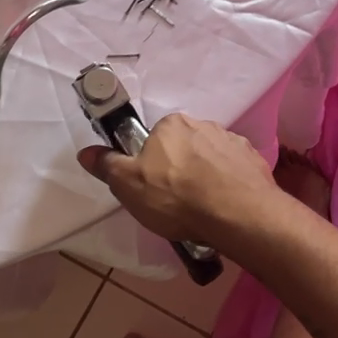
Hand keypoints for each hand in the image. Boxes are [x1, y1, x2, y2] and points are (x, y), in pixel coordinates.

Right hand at [77, 114, 284, 247]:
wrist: (237, 214)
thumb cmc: (177, 197)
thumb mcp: (129, 185)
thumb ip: (108, 165)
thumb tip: (85, 152)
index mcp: (172, 124)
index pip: (156, 139)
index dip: (152, 163)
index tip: (153, 186)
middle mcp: (204, 124)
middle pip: (184, 146)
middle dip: (180, 168)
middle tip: (176, 200)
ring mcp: (232, 141)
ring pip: (210, 157)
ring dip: (206, 175)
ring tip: (203, 207)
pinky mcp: (252, 160)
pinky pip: (233, 169)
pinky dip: (228, 183)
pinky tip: (225, 206)